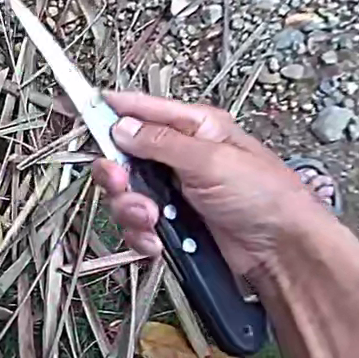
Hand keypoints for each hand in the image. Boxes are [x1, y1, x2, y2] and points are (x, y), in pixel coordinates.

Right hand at [93, 92, 342, 278]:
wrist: (279, 252)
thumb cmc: (265, 197)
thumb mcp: (212, 160)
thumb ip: (160, 142)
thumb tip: (121, 126)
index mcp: (193, 129)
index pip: (139, 110)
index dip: (108, 109)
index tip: (79, 105)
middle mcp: (176, 158)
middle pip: (120, 158)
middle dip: (116, 176)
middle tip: (121, 183)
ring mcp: (170, 193)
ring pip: (122, 196)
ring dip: (132, 211)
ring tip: (155, 220)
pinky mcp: (168, 224)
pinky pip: (134, 226)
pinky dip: (143, 235)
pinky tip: (161, 240)